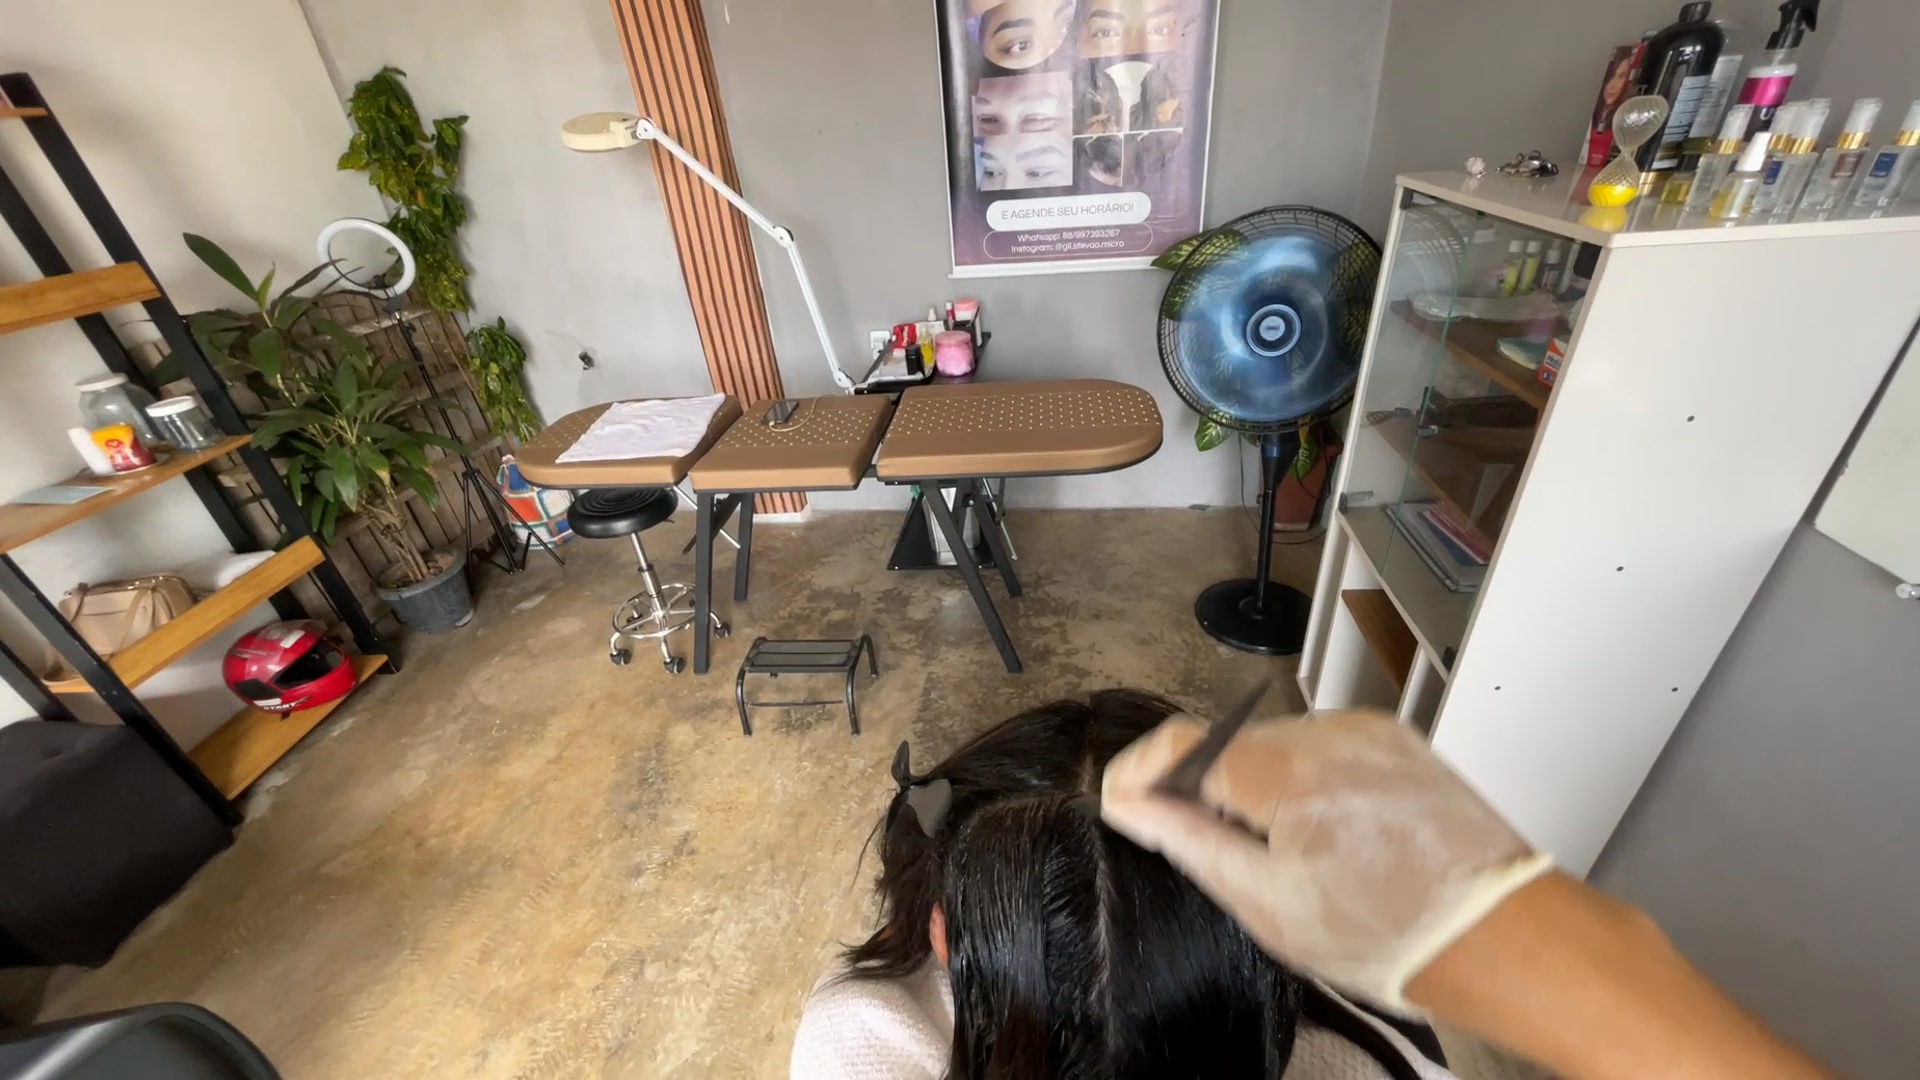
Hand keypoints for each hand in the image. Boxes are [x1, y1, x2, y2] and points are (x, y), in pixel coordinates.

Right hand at [1100, 709, 1550, 1010]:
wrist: (1510, 936)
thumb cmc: (1381, 933)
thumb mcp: (1268, 902)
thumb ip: (1189, 840)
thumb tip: (1128, 803)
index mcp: (1281, 772)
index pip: (1180, 743)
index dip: (1140, 769)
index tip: (1123, 800)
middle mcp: (1315, 731)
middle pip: (1222, 742)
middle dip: (1198, 783)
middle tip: (1200, 836)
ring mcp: (1356, 726)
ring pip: (1266, 742)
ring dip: (1250, 780)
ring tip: (1276, 840)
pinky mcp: (1385, 732)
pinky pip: (1312, 742)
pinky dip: (1295, 773)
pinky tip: (1320, 821)